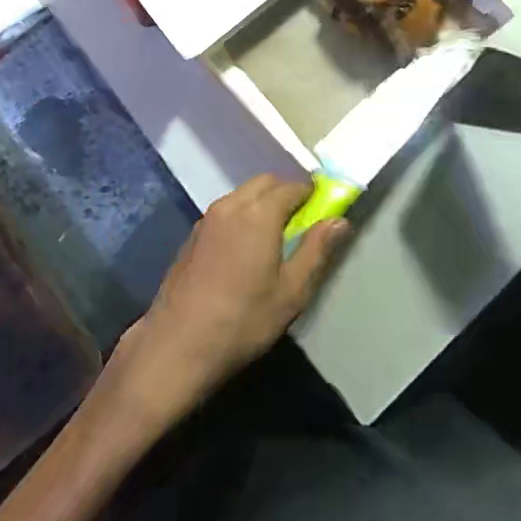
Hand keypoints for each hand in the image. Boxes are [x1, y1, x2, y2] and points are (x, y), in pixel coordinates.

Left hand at [109, 174, 350, 420]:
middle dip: (286, 193)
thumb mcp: (292, 290)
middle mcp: (229, 205)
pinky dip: (243, 213)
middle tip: (304, 221)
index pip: (290, 187)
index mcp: (257, 214)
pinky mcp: (194, 233)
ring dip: (262, 202)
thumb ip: (316, 250)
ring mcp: (206, 217)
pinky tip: (248, 244)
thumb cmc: (245, 318)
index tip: (325, 208)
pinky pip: (225, 210)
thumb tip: (339, 220)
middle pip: (263, 183)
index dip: (311, 194)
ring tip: (278, 235)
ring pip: (241, 194)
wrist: (182, 337)